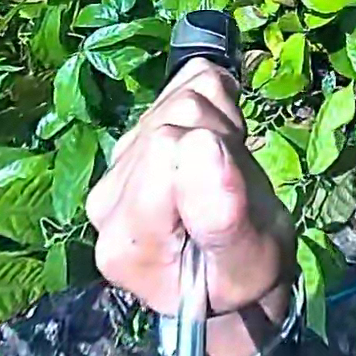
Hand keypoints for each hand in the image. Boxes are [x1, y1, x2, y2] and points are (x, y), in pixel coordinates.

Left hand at [87, 58, 295, 355]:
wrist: (236, 273)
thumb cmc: (242, 276)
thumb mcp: (248, 262)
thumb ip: (223, 214)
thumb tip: (204, 144)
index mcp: (125, 238)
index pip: (168, 146)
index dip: (215, 157)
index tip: (232, 194)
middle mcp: (108, 195)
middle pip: (175, 117)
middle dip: (219, 138)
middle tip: (231, 184)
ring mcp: (121, 158)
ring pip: (183, 96)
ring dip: (221, 123)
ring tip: (224, 169)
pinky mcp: (140, 127)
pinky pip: (189, 79)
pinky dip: (219, 101)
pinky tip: (216, 143)